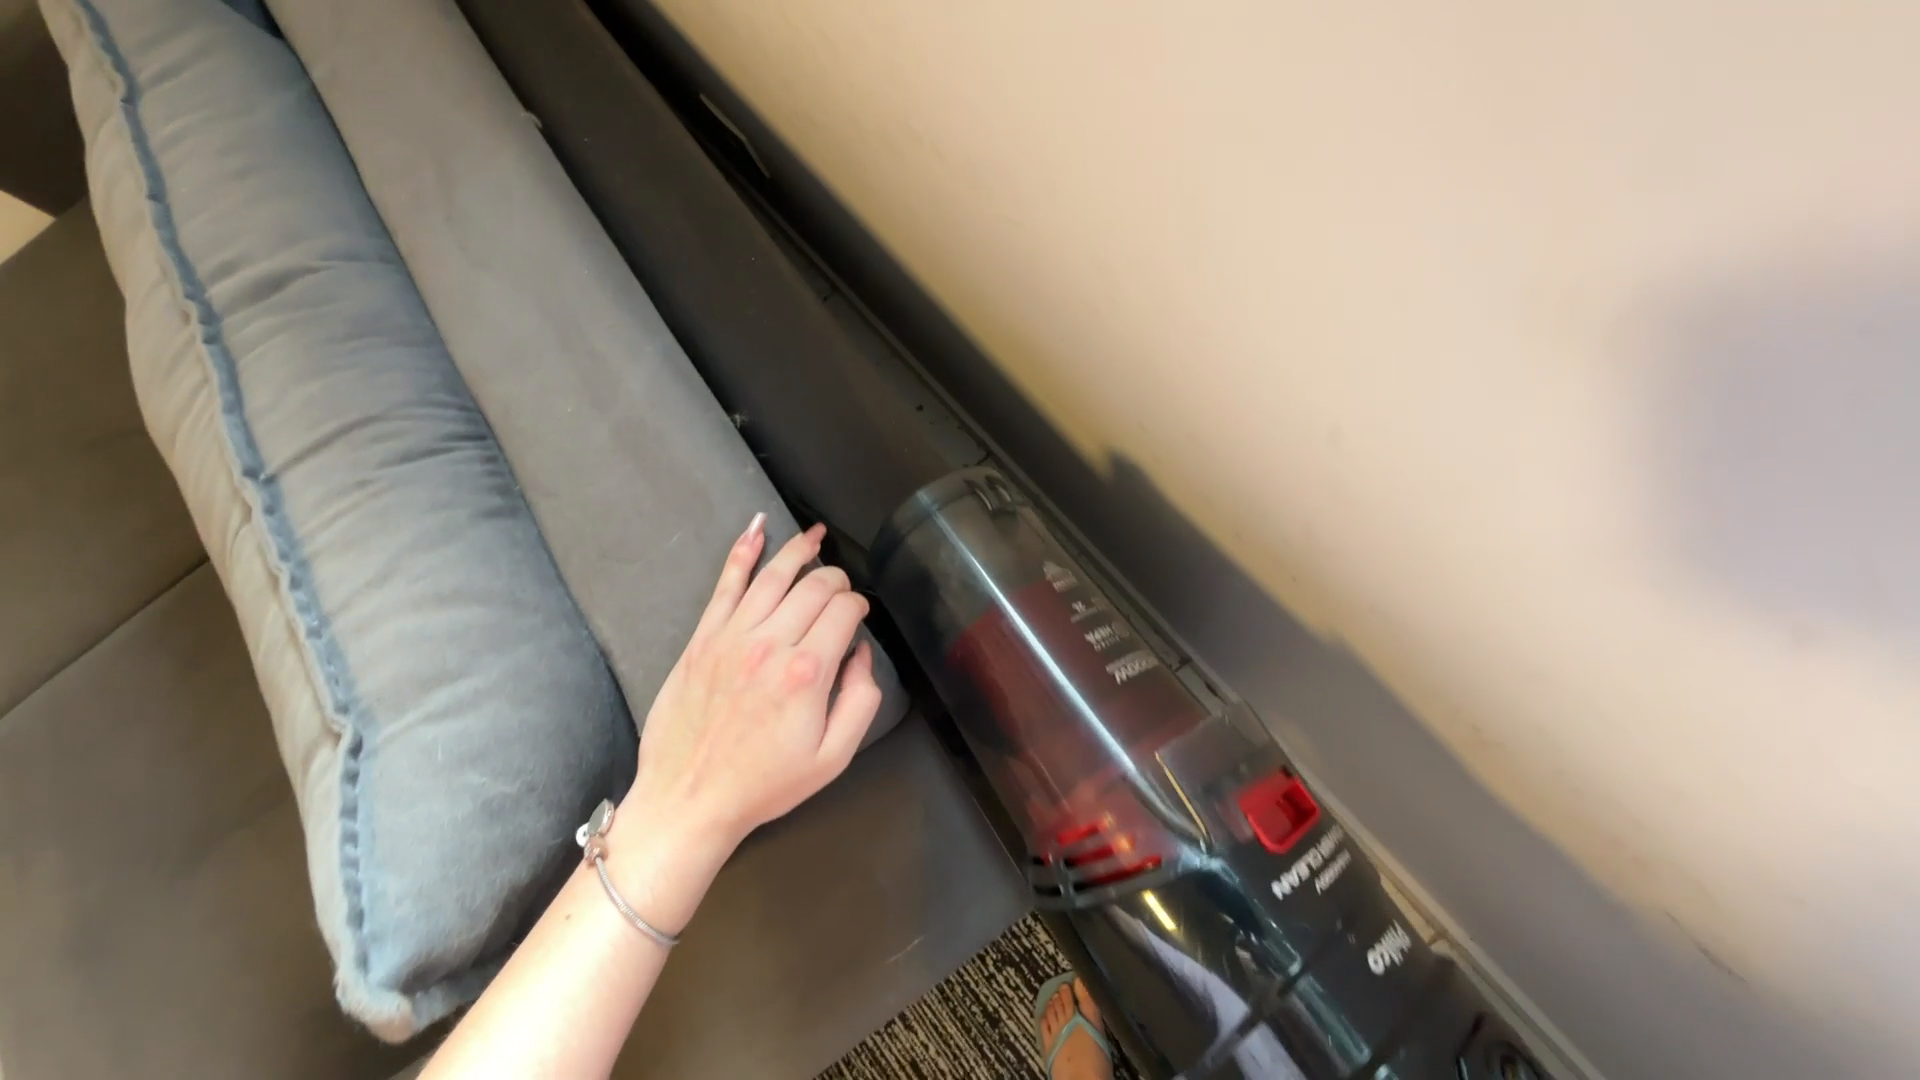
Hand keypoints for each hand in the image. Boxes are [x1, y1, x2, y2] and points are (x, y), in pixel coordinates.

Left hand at [625, 514, 884, 856]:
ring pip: (774, 575)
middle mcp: (771, 644)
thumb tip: (861, 654)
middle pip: (815, 586)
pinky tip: (757, 528)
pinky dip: (742, 551)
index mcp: (808, 672)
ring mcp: (732, 636)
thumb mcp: (833, 757)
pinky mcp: (702, 638)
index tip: (858, 617)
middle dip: (836, 578)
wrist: (689, 800)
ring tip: (815, 536)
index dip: (859, 605)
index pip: (844, 610)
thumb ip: (861, 700)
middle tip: (841, 589)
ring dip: (799, 550)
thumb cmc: (765, 784)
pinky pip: (726, 584)